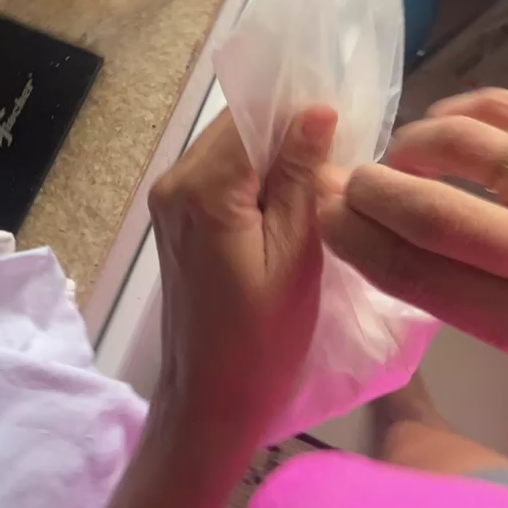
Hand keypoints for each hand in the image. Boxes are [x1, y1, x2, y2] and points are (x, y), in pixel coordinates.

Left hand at [147, 105, 336, 444]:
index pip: (250, 118)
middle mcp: (174, 180)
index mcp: (202, 189)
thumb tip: (316, 110)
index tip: (340, 122)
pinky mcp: (172, 212)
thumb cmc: (263, 339)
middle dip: (283, 133)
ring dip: (267, 154)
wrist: (209, 396)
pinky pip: (216, 171)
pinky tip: (282, 198)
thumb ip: (300, 178)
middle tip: (333, 157)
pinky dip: (249, 175)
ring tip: (313, 180)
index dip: (295, 114)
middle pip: (234, 128)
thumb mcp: (296, 257)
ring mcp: (167, 196)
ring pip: (225, 147)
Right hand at [317, 89, 507, 379]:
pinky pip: (496, 104)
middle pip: (435, 211)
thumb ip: (417, 267)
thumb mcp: (491, 322)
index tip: (322, 208)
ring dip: (409, 146)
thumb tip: (331, 197)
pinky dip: (450, 115)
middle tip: (350, 180)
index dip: (352, 234)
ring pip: (462, 142)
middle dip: (369, 188)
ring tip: (404, 159)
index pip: (416, 273)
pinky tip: (445, 135)